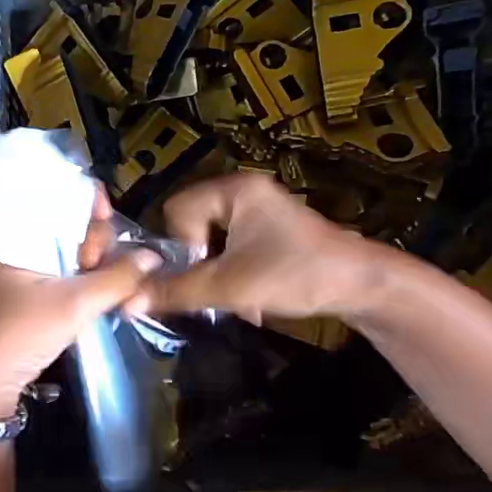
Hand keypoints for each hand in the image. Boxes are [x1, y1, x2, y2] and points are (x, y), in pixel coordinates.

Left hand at [0, 194, 160, 422]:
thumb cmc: (20, 332)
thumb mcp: (73, 304)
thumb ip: (117, 278)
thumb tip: (153, 256)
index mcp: (16, 232)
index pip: (58, 198)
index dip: (89, 202)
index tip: (108, 219)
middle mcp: (20, 244)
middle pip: (72, 225)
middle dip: (96, 242)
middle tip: (94, 266)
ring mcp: (26, 270)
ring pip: (73, 254)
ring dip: (97, 267)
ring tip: (106, 286)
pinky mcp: (33, 295)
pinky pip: (68, 275)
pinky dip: (87, 282)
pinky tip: (105, 294)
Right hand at [142, 173, 409, 323]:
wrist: (366, 287)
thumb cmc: (297, 274)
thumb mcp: (231, 287)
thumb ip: (176, 292)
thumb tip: (125, 303)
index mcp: (233, 188)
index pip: (176, 211)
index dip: (182, 246)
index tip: (205, 272)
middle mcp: (243, 190)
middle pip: (191, 226)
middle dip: (200, 264)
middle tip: (217, 289)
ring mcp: (259, 209)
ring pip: (211, 241)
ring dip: (217, 274)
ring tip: (236, 298)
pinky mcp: (270, 229)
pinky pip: (232, 246)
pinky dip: (234, 272)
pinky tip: (250, 299)